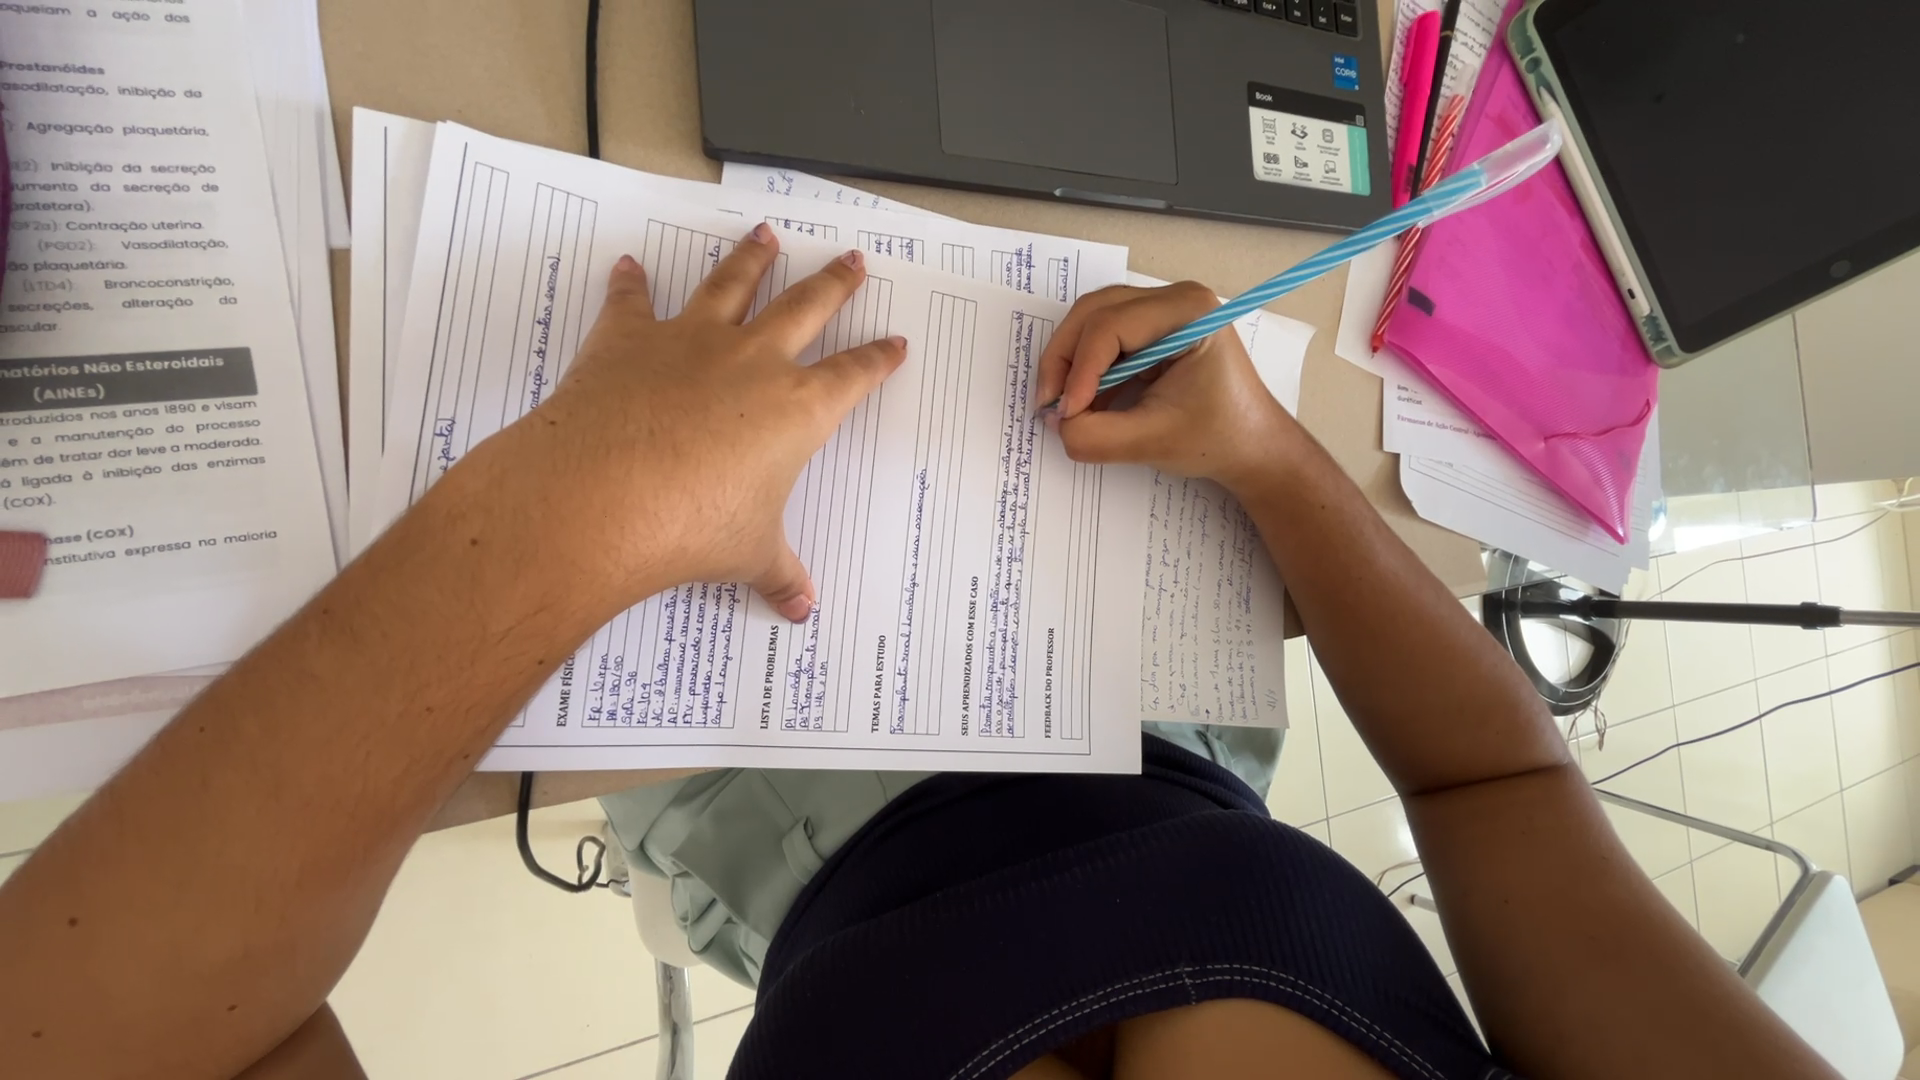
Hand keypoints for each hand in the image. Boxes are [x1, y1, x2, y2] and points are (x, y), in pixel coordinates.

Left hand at [469, 224, 906, 620]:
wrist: (602, 501)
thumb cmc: (691, 527)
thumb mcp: (749, 555)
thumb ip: (780, 574)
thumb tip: (800, 608)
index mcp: (797, 410)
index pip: (853, 375)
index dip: (878, 359)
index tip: (894, 342)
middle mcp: (753, 363)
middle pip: (806, 306)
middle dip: (835, 282)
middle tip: (852, 259)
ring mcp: (691, 343)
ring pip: (732, 284)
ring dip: (752, 258)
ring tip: (764, 233)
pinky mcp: (630, 341)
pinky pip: (633, 302)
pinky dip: (632, 284)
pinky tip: (630, 266)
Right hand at [1033, 282, 1297, 491]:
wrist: (1250, 447)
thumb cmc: (1217, 439)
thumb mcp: (1151, 442)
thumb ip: (1095, 436)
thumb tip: (1055, 423)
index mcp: (1188, 312)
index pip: (1110, 326)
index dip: (1079, 371)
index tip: (1065, 415)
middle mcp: (1173, 300)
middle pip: (1093, 314)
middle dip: (1064, 361)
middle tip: (1049, 406)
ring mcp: (1160, 313)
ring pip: (1090, 324)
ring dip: (1069, 365)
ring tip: (1064, 407)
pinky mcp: (1150, 333)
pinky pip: (1101, 342)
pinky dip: (1083, 372)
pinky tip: (1083, 405)